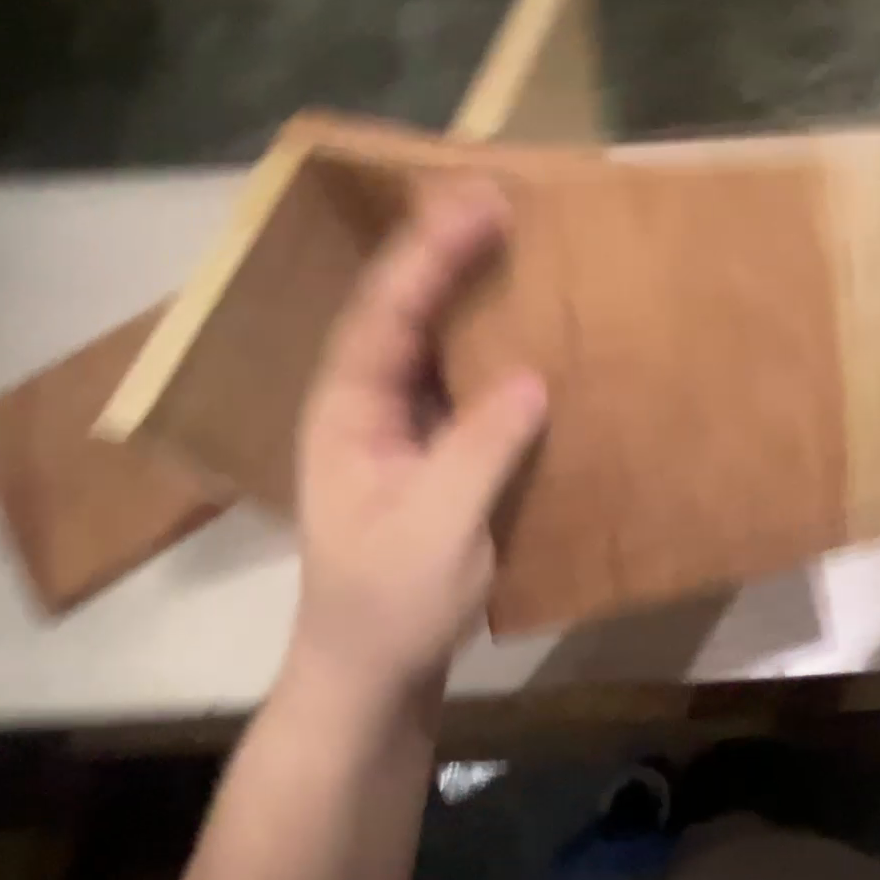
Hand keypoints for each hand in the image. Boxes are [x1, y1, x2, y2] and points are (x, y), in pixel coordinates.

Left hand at [287, 175, 546, 713]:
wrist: (371, 675)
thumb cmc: (389, 604)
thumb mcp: (435, 527)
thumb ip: (480, 448)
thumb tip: (530, 380)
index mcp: (349, 412)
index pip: (387, 313)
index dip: (431, 254)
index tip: (481, 204)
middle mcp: (368, 407)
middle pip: (402, 313)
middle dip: (443, 255)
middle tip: (499, 204)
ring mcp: (399, 432)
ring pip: (431, 346)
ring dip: (467, 296)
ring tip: (515, 252)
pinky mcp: (432, 457)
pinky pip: (461, 388)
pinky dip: (490, 353)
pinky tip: (526, 341)